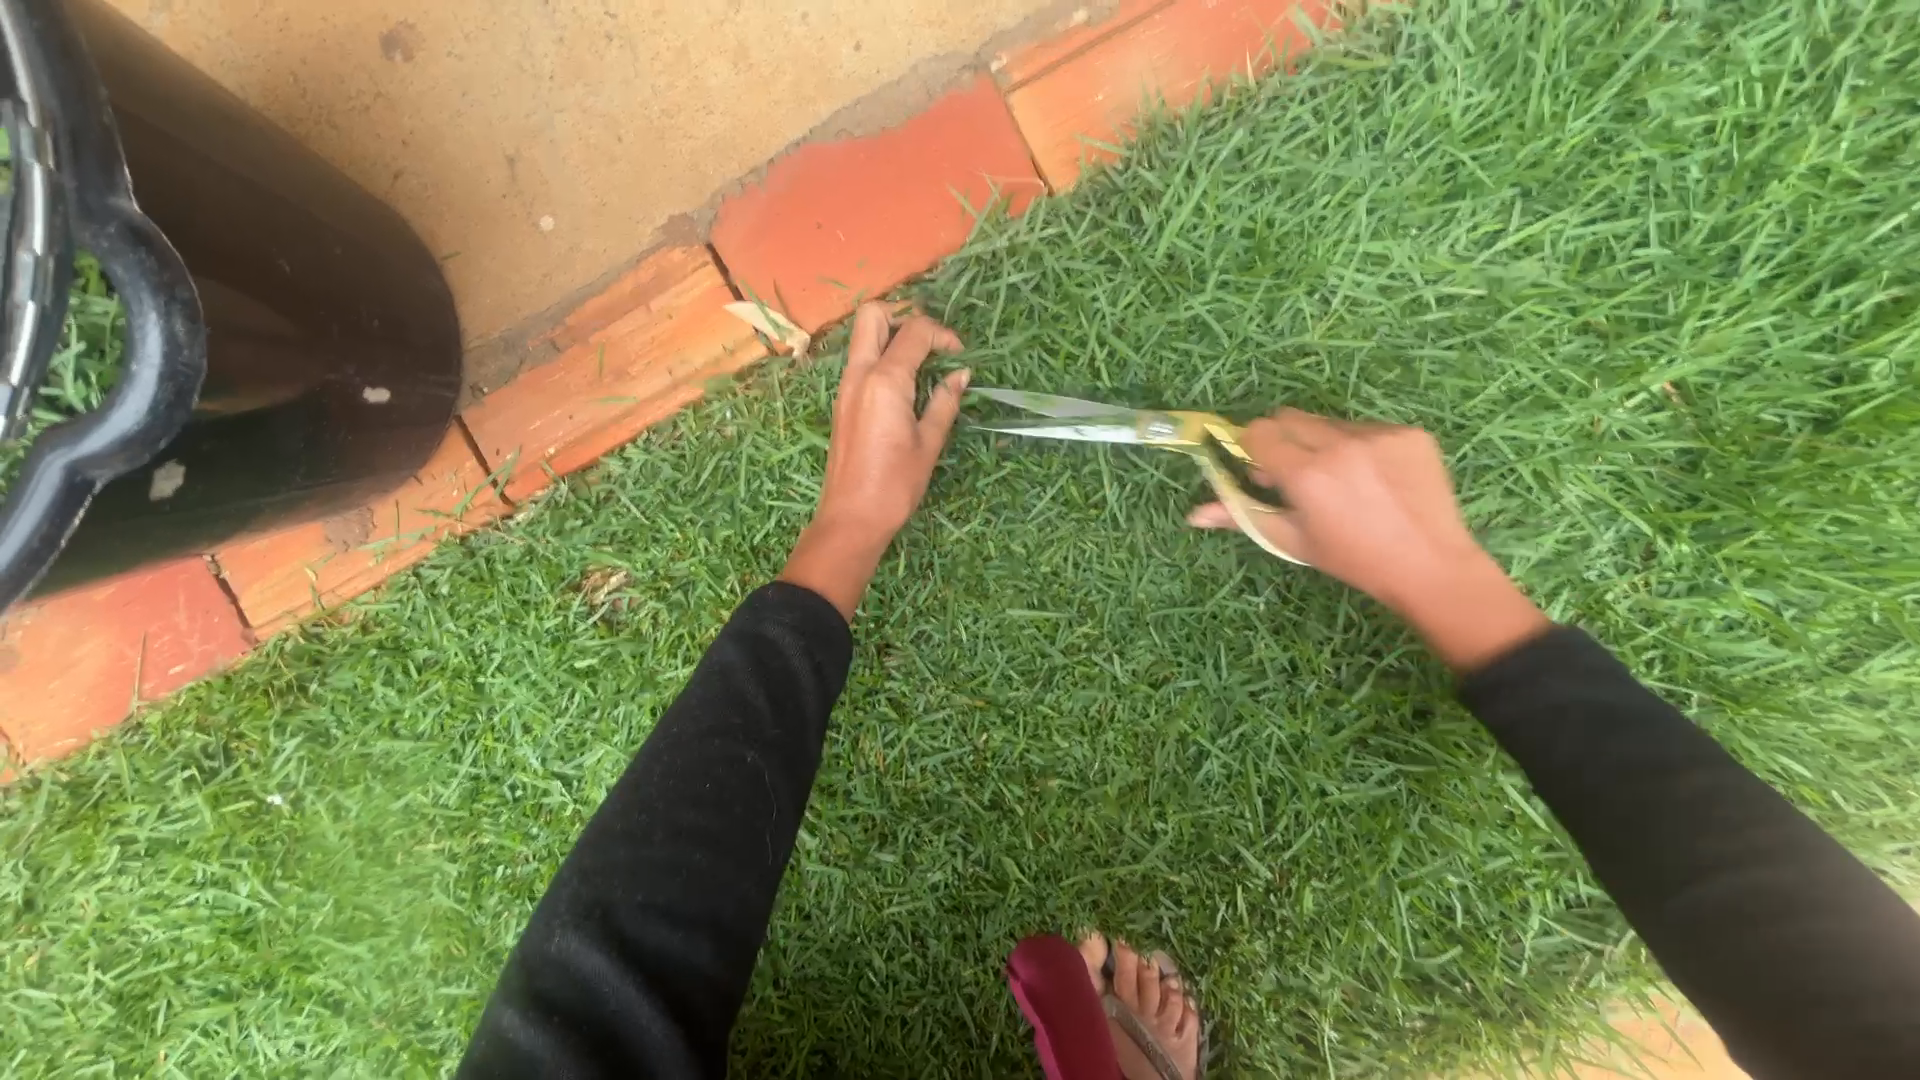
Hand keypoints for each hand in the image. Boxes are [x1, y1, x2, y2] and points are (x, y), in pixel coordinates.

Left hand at [779, 303, 969, 620]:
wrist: (852, 518)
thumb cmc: (895, 485)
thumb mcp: (929, 443)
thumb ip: (944, 402)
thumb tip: (960, 375)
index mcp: (884, 381)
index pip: (915, 332)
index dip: (943, 335)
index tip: (961, 356)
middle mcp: (859, 374)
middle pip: (873, 315)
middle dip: (904, 315)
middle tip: (930, 341)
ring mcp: (846, 387)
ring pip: (863, 337)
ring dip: (892, 336)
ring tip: (923, 362)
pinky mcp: (842, 403)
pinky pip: (860, 362)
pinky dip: (882, 358)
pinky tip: (906, 385)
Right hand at [1189, 409, 1547, 670]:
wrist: (1429, 564)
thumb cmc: (1351, 559)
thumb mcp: (1291, 540)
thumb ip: (1241, 517)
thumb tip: (1193, 515)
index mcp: (1305, 474)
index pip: (1258, 432)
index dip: (1253, 448)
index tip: (1263, 472)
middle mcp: (1339, 445)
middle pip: (1288, 417)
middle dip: (1282, 440)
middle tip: (1296, 475)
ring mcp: (1378, 434)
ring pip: (1327, 422)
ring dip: (1320, 442)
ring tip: (1341, 480)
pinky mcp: (1408, 432)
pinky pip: (1365, 427)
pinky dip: (1358, 446)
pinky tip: (1374, 478)